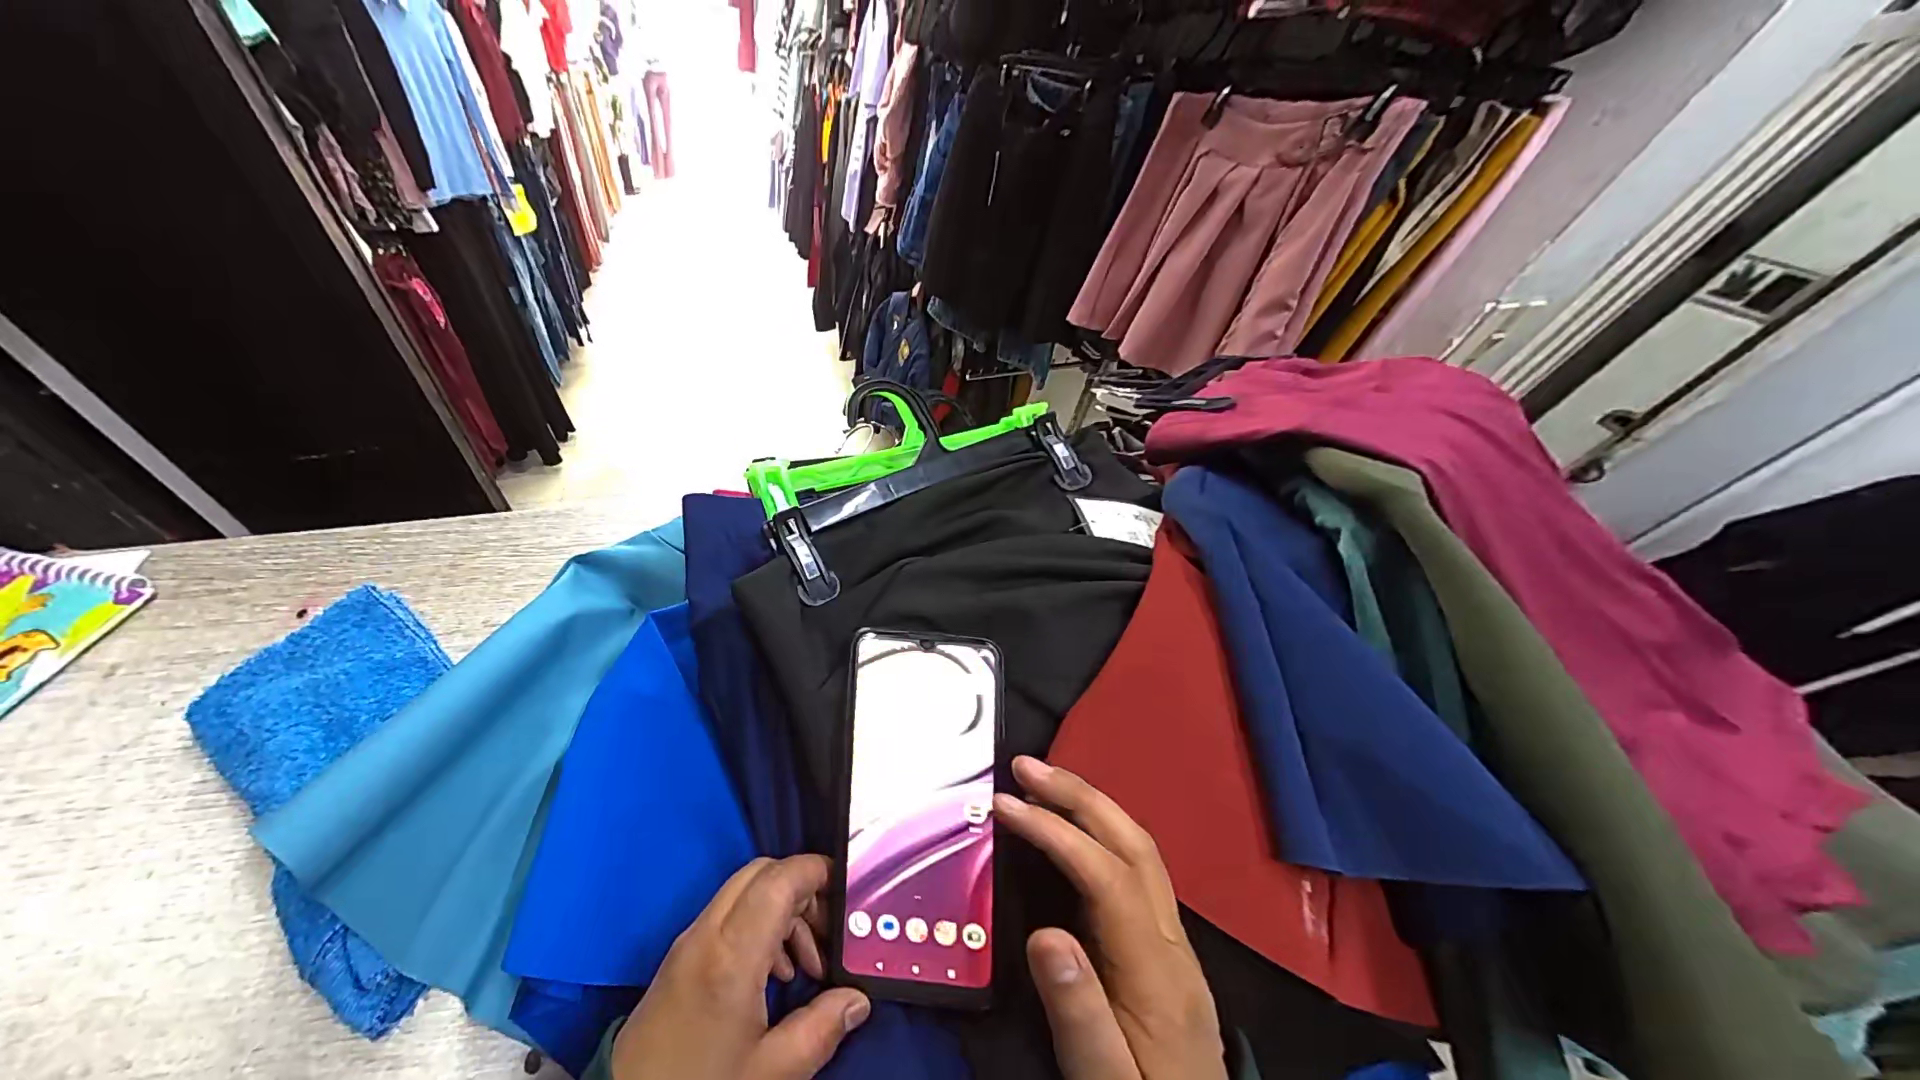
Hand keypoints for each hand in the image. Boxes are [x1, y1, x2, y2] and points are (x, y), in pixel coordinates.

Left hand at [611, 856, 870, 1079]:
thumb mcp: (772, 1072)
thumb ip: (821, 1028)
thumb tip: (857, 1000)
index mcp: (732, 955)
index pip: (780, 880)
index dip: (817, 872)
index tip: (847, 888)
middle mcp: (706, 935)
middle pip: (762, 873)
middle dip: (802, 887)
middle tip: (829, 928)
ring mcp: (688, 943)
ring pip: (745, 891)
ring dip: (782, 908)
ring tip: (807, 961)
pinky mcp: (679, 959)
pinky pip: (727, 915)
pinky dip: (759, 923)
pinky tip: (776, 973)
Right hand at [994, 756, 1226, 1079]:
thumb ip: (1078, 1013)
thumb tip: (1042, 933)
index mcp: (1156, 971)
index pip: (1107, 876)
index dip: (1056, 832)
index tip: (1006, 806)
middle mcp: (1171, 941)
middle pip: (1133, 845)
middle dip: (1078, 795)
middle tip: (1025, 767)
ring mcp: (1173, 940)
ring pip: (1140, 849)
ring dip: (1092, 805)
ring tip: (1044, 782)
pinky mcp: (1164, 946)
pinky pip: (1135, 866)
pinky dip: (1100, 831)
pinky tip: (1073, 828)